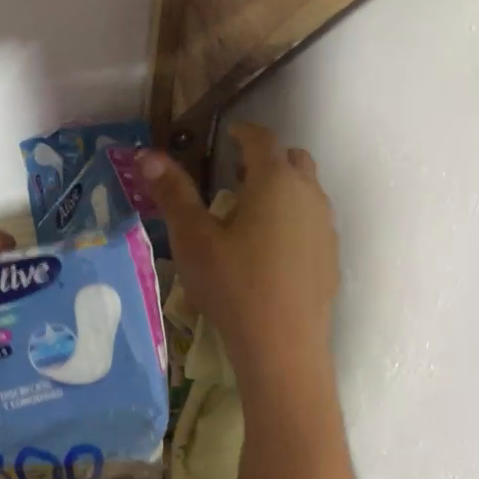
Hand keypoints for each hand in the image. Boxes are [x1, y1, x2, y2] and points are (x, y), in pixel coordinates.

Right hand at [140, 124, 338, 363]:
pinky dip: (293, 223)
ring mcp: (324, 227)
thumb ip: (173, 194)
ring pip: (306, 192)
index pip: (260, 139)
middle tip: (238, 177)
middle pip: (292, 160)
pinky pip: (312, 225)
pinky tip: (272, 253)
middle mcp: (308, 194)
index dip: (242, 133)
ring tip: (253, 216)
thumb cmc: (232, 287)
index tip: (227, 137)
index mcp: (274, 180)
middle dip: (266, 160)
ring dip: (282, 192)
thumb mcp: (193, 241)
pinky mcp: (330, 258)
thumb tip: (148, 155)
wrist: (282, 345)